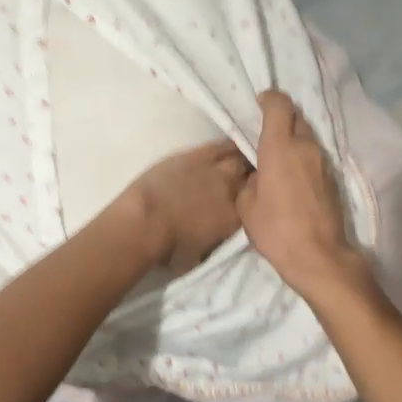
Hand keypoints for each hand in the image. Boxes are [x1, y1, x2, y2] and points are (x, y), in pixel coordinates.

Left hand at [115, 139, 251, 275]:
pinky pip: (221, 146)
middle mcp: (233, 193)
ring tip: (241, 163)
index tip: (255, 202)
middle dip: (252, 180)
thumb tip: (220, 238)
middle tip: (247, 181)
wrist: (144, 224)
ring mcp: (216, 172)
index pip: (256, 207)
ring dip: (243, 162)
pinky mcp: (196, 156)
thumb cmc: (168, 250)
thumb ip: (216, 244)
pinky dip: (229, 146)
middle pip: (253, 180)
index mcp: (236, 221)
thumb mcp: (200, 256)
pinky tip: (231, 145)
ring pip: (240, 160)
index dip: (256, 203)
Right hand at [236, 90, 369, 296]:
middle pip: (296, 117)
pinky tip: (290, 175)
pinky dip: (302, 157)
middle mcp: (306, 147)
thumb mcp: (246, 206)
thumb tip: (257, 174)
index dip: (269, 98)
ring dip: (293, 139)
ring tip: (276, 156)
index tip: (259, 102)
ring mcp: (323, 162)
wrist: (317, 255)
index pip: (279, 106)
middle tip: (264, 131)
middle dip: (281, 118)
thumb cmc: (275, 230)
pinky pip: (314, 156)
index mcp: (280, 148)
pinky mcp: (333, 178)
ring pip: (307, 137)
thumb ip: (249, 181)